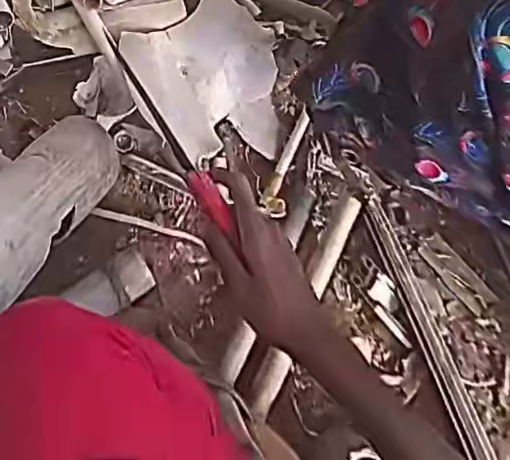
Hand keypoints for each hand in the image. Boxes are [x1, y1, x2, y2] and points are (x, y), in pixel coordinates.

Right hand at [200, 158, 331, 360]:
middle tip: (206, 233)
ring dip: (231, 232)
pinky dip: (243, 242)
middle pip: (239, 204)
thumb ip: (220, 248)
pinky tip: (241, 270)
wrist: (309, 333)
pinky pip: (257, 235)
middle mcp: (269, 229)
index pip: (237, 185)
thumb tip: (207, 226)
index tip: (201, 179)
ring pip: (247, 221)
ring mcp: (278, 239)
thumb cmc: (275, 313)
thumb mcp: (236, 282)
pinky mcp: (282, 251)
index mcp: (256, 230)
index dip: (217, 176)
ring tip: (225, 263)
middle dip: (219, 215)